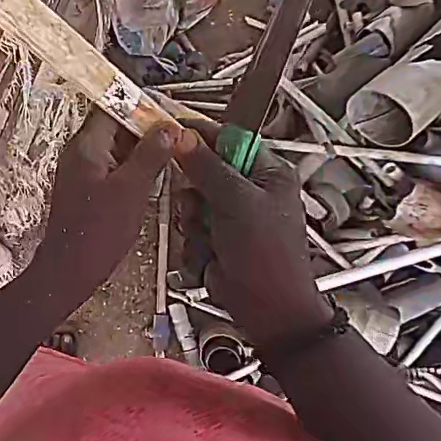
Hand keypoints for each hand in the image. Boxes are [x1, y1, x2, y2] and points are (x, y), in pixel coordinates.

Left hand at [25, 111, 183, 306]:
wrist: (70, 270)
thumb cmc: (97, 232)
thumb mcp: (131, 189)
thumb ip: (150, 155)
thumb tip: (168, 128)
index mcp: (85, 147)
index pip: (111, 108)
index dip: (140, 106)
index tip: (168, 111)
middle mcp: (79, 153)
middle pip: (114, 126)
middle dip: (145, 128)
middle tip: (175, 135)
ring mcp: (80, 171)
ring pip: (114, 148)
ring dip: (140, 149)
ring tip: (169, 154)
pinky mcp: (86, 189)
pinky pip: (111, 167)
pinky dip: (131, 167)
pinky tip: (151, 177)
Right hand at [175, 136, 334, 359]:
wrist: (267, 309)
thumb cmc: (269, 257)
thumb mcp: (236, 202)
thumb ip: (206, 167)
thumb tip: (182, 137)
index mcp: (266, 172)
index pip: (227, 138)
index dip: (199, 136)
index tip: (171, 131)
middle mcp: (248, 190)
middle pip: (200, 171)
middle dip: (195, 193)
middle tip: (202, 206)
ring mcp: (229, 215)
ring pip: (190, 201)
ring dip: (194, 221)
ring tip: (212, 237)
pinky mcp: (214, 237)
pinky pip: (188, 227)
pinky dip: (194, 242)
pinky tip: (210, 253)